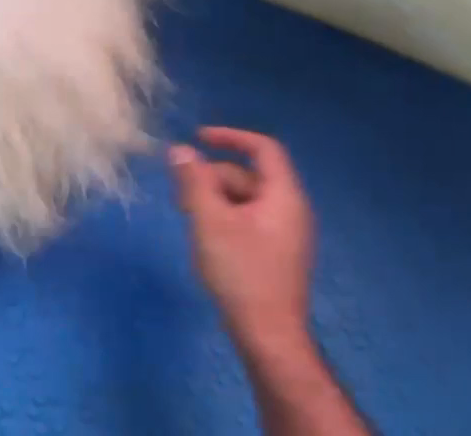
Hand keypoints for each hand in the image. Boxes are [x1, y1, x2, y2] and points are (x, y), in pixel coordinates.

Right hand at [170, 127, 314, 346]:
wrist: (268, 334)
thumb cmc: (241, 271)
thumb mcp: (209, 220)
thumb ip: (193, 180)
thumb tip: (180, 149)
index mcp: (284, 197)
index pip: (264, 149)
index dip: (230, 137)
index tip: (196, 138)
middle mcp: (290, 210)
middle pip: (247, 175)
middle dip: (211, 176)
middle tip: (179, 194)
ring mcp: (285, 233)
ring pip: (244, 197)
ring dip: (213, 197)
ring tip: (188, 216)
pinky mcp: (275, 251)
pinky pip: (247, 217)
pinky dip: (223, 215)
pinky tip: (204, 235)